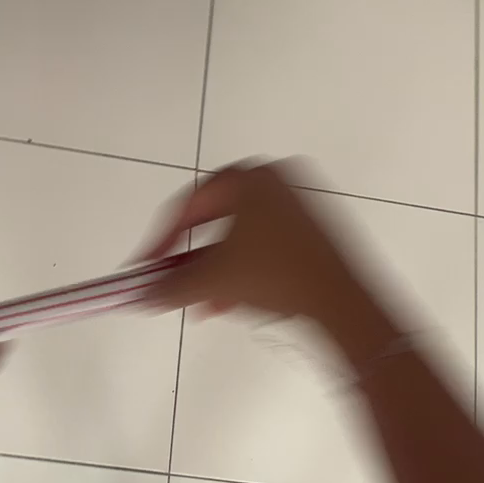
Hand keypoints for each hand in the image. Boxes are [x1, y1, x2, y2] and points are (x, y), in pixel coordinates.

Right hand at [135, 161, 367, 326]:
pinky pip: (265, 248)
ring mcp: (299, 205)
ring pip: (240, 240)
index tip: (147, 266)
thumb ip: (170, 286)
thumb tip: (142, 294)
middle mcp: (275, 182)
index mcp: (248, 178)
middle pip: (215, 223)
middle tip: (176, 285)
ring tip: (206, 304)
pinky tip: (235, 302)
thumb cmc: (280, 274)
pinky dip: (244, 272)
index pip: (188, 207)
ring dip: (217, 273)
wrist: (340, 301)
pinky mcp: (314, 231)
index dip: (161, 241)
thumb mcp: (212, 280)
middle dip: (192, 261)